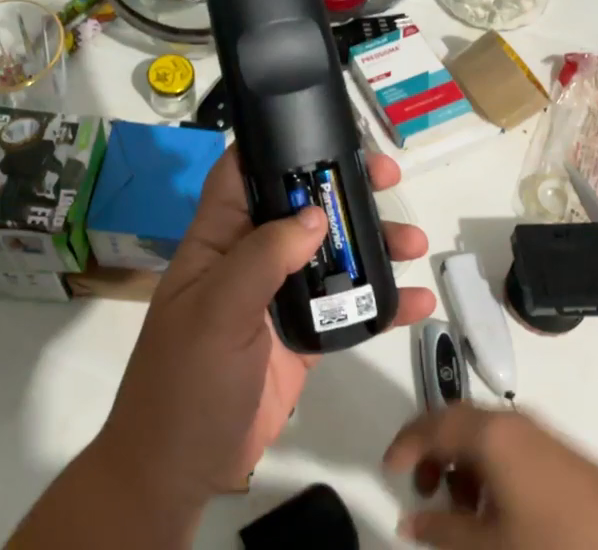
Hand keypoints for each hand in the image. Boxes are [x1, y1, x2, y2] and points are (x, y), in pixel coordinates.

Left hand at [96, 146, 436, 508]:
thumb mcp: (217, 311)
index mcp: (216, 241)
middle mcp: (248, 260)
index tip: (324, 130)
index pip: (240, 175)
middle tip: (388, 177)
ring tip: (414, 242)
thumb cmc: (185, 381)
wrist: (181, 467)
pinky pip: (345, 311)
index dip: (275, 146)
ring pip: (330, 257)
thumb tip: (313, 214)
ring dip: (372, 246)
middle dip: (342, 192)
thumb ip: (262, 258)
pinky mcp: (301, 340)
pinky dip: (381, 305)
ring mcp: (276, 300)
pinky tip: (417, 302)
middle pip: (298, 210)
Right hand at [384, 404, 597, 548]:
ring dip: (463, 465)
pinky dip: (491, 471)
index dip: (404, 444)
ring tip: (462, 510)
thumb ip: (442, 529)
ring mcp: (543, 436)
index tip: (388, 470)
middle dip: (433, 452)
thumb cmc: (556, 546)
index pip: (431, 423)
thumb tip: (409, 520)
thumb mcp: (490, 545)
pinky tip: (498, 512)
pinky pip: (511, 449)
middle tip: (422, 489)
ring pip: (486, 437)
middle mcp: (514, 423)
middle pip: (457, 422)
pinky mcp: (564, 455)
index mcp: (490, 434)